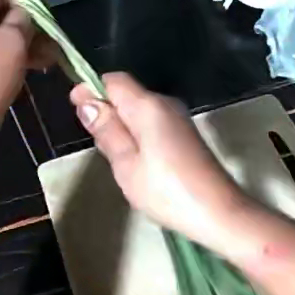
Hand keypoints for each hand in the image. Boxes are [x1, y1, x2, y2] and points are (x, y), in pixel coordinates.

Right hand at [68, 73, 257, 246]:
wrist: (219, 213)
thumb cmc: (167, 192)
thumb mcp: (126, 165)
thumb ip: (107, 131)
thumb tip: (87, 102)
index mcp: (149, 107)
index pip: (114, 81)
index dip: (92, 90)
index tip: (75, 108)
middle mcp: (166, 104)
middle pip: (127, 95)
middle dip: (105, 110)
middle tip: (94, 141)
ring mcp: (178, 119)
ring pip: (139, 111)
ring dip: (121, 126)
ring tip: (113, 157)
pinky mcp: (185, 135)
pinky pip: (152, 124)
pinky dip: (137, 135)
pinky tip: (134, 162)